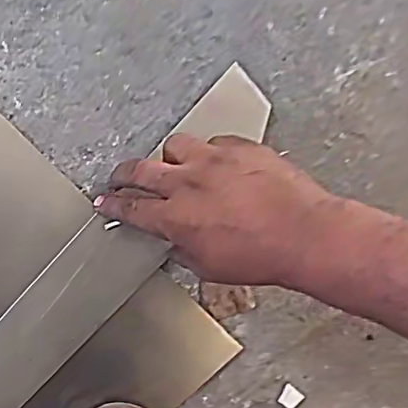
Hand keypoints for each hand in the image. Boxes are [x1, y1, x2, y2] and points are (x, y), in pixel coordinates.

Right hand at [94, 134, 375, 287]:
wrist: (304, 234)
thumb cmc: (259, 255)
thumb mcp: (206, 265)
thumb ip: (182, 247)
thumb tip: (176, 240)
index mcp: (174, 217)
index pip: (130, 207)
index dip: (112, 205)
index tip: (103, 202)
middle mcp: (188, 183)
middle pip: (139, 170)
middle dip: (123, 174)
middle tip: (119, 177)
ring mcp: (215, 160)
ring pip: (174, 145)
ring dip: (168, 157)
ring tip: (173, 166)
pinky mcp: (242, 148)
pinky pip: (214, 142)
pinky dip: (208, 152)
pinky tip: (215, 164)